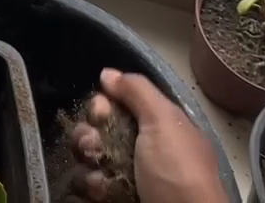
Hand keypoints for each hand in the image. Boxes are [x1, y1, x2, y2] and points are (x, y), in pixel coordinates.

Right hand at [69, 68, 229, 202]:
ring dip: (85, 159)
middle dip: (88, 132)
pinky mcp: (114, 200)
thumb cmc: (178, 173)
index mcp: (158, 128)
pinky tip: (97, 190)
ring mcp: (126, 179)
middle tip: (92, 143)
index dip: (104, 104)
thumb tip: (107, 73)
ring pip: (89, 157)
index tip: (101, 111)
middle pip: (99, 129)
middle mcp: (141, 150)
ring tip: (95, 171)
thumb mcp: (165, 121)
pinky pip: (87, 185)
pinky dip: (87, 185)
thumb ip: (136, 91)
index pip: (120, 105)